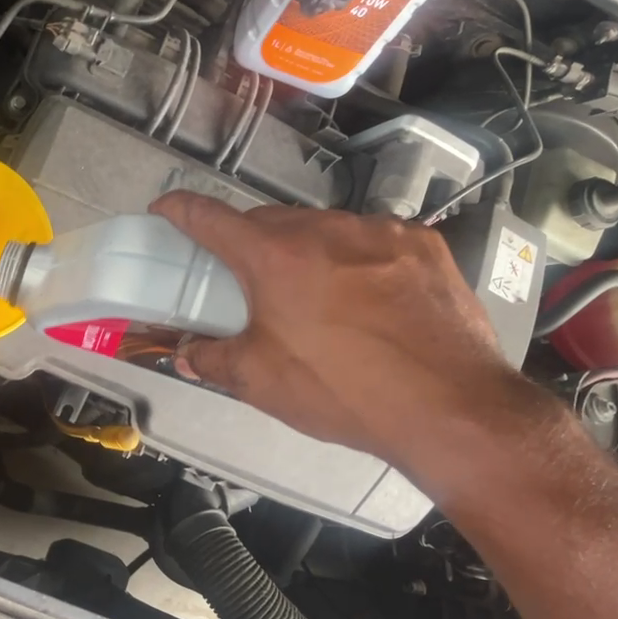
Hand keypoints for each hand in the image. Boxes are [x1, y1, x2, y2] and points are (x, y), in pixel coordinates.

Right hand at [151, 192, 537, 466]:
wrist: (453, 410)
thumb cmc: (342, 392)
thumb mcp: (260, 382)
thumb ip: (212, 359)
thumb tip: (188, 352)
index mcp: (276, 256)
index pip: (210, 217)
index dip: (179, 209)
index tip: (164, 209)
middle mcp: (326, 229)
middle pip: (269, 220)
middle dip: (247, 241)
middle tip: (242, 279)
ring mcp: (382, 232)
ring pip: (323, 228)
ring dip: (303, 250)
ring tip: (310, 295)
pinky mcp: (424, 246)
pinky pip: (372, 241)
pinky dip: (354, 259)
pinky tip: (365, 299)